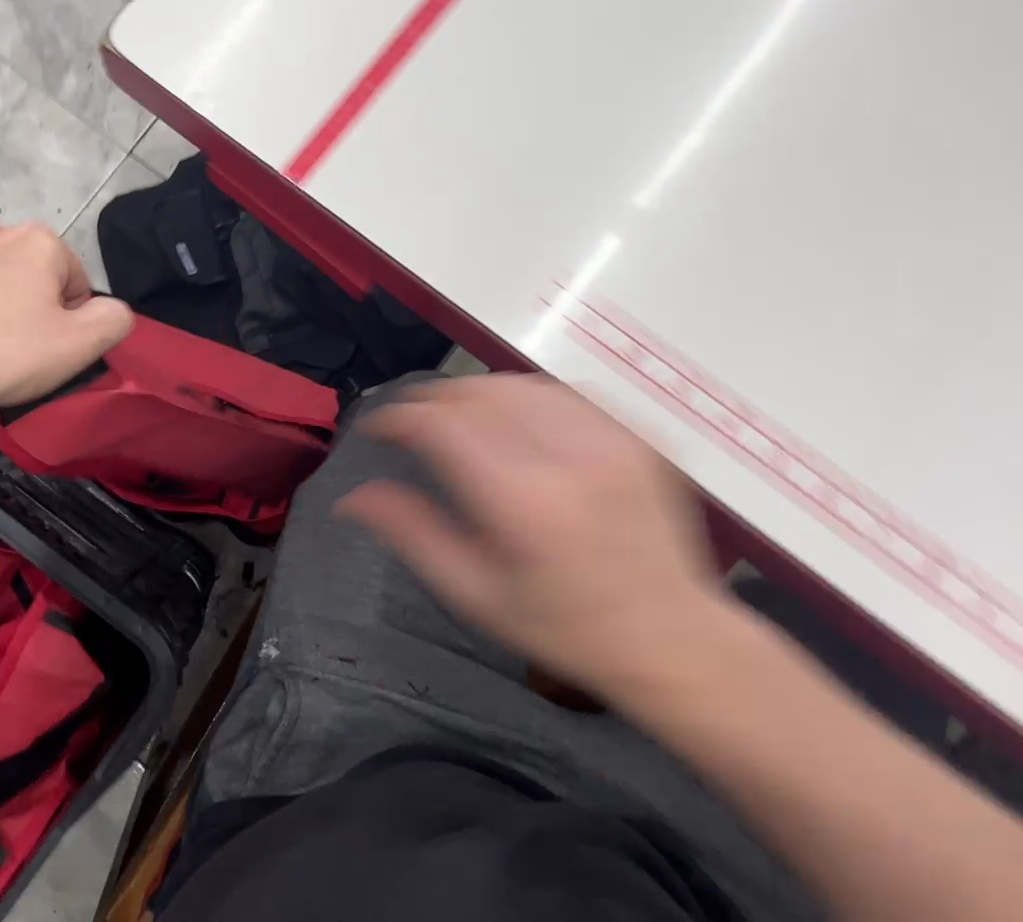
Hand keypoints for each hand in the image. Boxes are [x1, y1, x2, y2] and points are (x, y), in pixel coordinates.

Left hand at [0, 221, 133, 409]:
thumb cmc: (2, 353)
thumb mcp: (78, 348)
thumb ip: (113, 321)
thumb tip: (114, 310)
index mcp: (40, 242)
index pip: (74, 280)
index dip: (69, 320)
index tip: (48, 349)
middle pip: (29, 273)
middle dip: (28, 306)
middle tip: (14, 352)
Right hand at [339, 375, 727, 691]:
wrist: (671, 637)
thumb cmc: (561, 626)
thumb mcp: (473, 593)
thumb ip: (410, 534)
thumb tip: (351, 497)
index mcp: (522, 503)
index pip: (442, 425)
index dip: (399, 416)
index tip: (379, 429)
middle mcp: (568, 459)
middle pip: (478, 394)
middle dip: (433, 400)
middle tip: (413, 423)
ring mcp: (612, 442)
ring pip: (521, 385)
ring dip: (477, 394)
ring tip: (457, 418)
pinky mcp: (640, 437)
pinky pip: (567, 393)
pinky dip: (526, 398)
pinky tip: (514, 421)